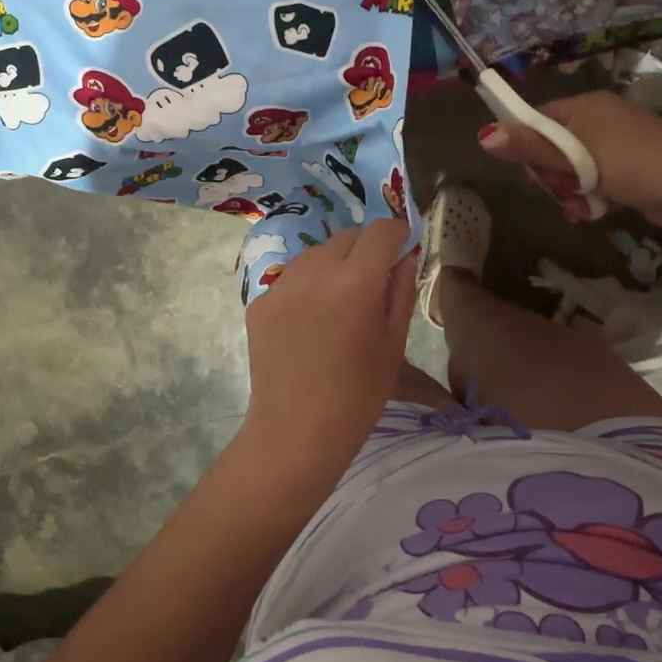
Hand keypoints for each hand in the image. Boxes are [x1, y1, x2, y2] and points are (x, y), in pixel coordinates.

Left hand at [242, 220, 418, 460]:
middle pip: (347, 237)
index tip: (401, 250)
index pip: (381, 230)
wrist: (296, 431)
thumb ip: (400, 290)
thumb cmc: (358, 394)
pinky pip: (291, 280)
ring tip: (339, 305)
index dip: (397, 235)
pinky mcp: (259, 302)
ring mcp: (281, 285)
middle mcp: (315, 271)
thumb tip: (402, 256)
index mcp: (356, 280)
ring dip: (333, 265)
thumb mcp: (393, 342)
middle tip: (372, 283)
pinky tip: (309, 325)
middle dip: (365, 249)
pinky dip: (305, 288)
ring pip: (315, 254)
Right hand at [476, 91, 661, 226]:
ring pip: (574, 163)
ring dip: (570, 187)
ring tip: (582, 206)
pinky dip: (592, 190)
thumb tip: (484, 135)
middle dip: (551, 173)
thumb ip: (530, 148)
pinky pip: (596, 172)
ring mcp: (619, 137)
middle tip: (561, 193)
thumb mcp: (572, 158)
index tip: (532, 172)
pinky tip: (598, 206)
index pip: (537, 119)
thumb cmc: (628, 165)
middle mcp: (601, 114)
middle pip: (553, 143)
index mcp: (585, 104)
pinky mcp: (633, 159)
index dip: (527, 146)